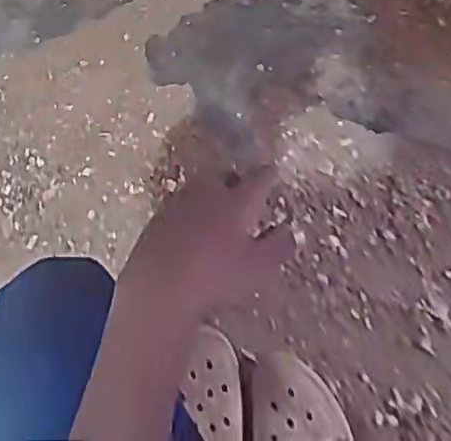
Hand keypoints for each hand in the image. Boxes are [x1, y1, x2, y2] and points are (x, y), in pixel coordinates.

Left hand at [116, 166, 297, 321]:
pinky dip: (195, 207)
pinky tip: (196, 224)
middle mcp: (207, 191)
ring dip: (213, 191)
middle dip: (236, 180)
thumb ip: (278, 247)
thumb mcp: (258, 268)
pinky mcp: (161, 212)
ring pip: (202, 186)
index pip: (257, 181)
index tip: (273, 172)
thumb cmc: (217, 274)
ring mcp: (181, 199)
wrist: (161, 278)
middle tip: (245, 190)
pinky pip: (184, 201)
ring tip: (221, 206)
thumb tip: (289, 231)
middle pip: (224, 176)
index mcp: (236, 202)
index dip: (267, 176)